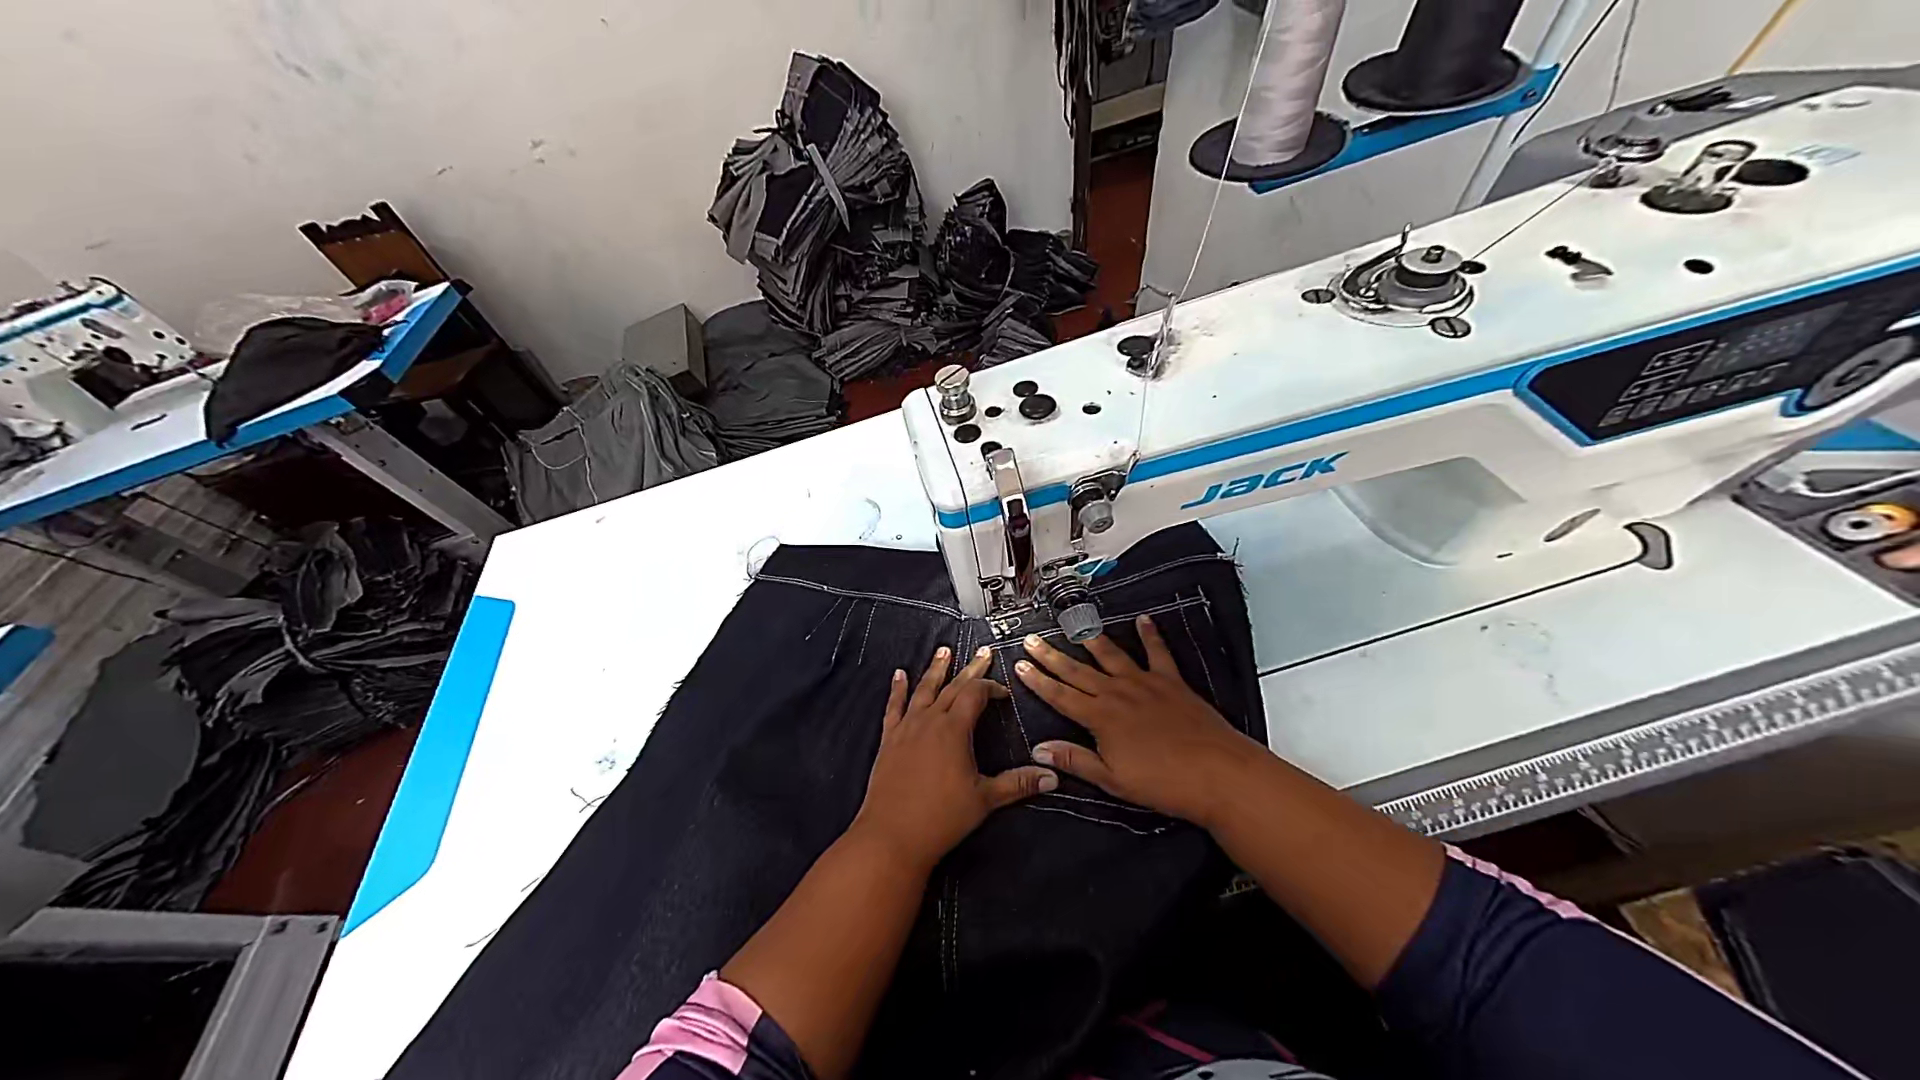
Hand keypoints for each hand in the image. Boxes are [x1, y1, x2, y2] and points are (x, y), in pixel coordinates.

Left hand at [851, 645, 1057, 871]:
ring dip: (936, 669)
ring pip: (923, 690)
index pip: (976, 695)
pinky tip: (899, 675)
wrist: (891, 835)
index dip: (991, 689)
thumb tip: (1052, 777)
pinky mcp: (889, 740)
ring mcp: (906, 728)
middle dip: (970, 669)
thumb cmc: (941, 817)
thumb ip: (1017, 783)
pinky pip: (894, 707)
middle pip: (953, 687)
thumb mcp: (985, 800)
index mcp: (954, 729)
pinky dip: (897, 689)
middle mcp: (930, 721)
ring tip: (943, 650)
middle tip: (982, 652)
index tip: (1003, 693)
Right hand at [1014, 615, 1263, 827]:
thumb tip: (1041, 750)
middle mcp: (1119, 694)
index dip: (1037, 680)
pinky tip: (1144, 621)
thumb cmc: (1166, 782)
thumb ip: (1074, 760)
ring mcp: (1145, 684)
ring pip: (1110, 656)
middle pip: (1077, 670)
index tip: (1020, 666)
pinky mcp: (1172, 683)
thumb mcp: (1112, 779)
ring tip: (1075, 627)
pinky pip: (1158, 653)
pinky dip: (1150, 635)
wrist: (1217, 773)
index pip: (1059, 695)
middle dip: (1051, 655)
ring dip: (1090, 641)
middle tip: (1033, 640)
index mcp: (1101, 717)